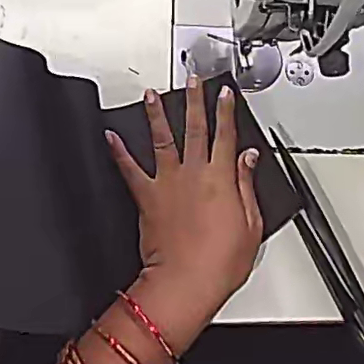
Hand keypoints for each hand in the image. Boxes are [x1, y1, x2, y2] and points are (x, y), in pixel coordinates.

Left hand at [105, 76, 262, 308]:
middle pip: (195, 128)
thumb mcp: (251, 223)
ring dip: (157, 114)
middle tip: (192, 81)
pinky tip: (111, 136)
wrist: (185, 282)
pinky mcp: (148, 198)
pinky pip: (130, 170)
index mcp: (221, 178)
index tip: (226, 93)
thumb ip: (247, 185)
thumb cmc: (220, 261)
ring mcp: (168, 183)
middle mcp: (193, 174)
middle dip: (195, 101)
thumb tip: (249, 159)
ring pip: (162, 139)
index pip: (226, 134)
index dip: (227, 111)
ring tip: (152, 94)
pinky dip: (119, 152)